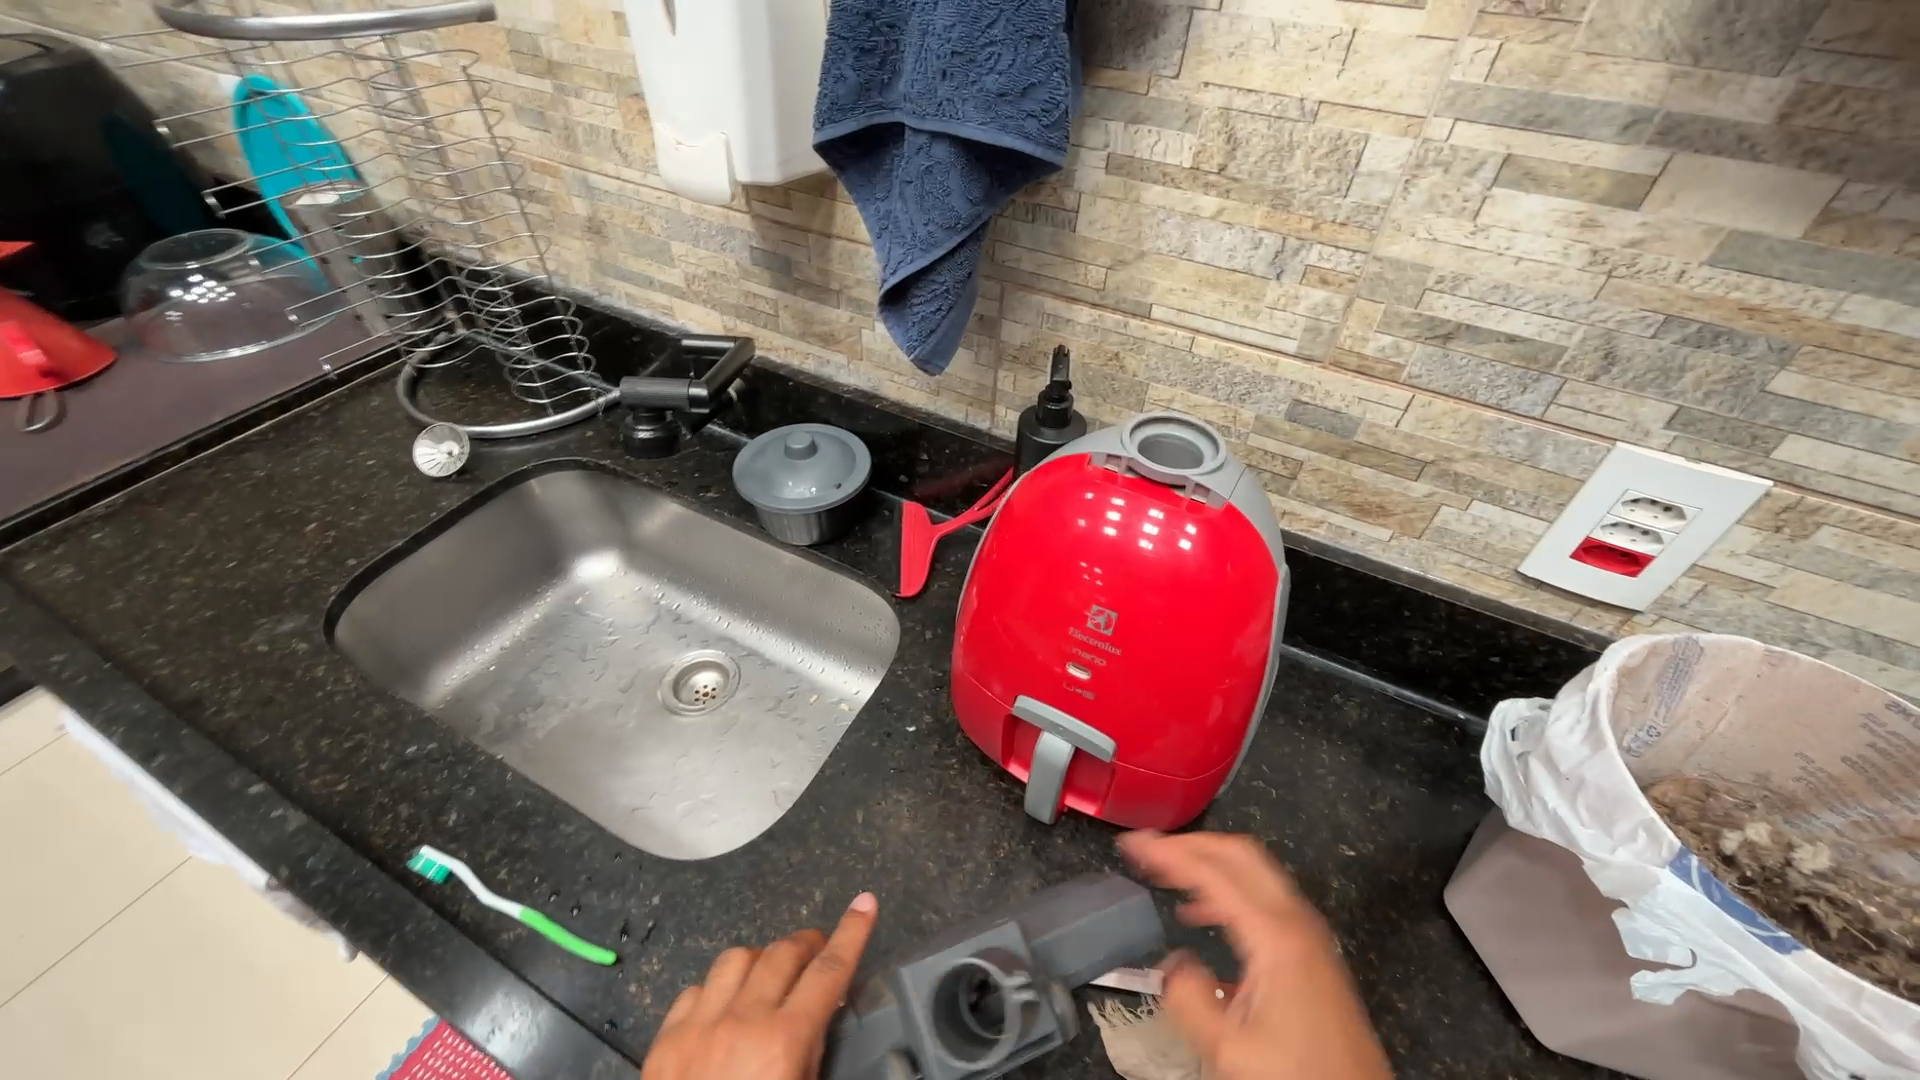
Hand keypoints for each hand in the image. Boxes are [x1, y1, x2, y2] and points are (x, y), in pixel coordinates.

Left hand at [641, 892, 878, 1079]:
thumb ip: (812, 1053)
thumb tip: (818, 1015)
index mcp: (783, 1043)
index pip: (828, 971)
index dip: (852, 933)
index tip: (865, 903)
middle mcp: (742, 1021)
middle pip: (783, 953)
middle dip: (808, 942)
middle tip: (819, 950)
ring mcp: (698, 1027)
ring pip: (737, 958)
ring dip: (761, 961)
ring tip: (771, 977)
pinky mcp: (664, 1041)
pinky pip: (696, 989)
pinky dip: (717, 989)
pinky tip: (724, 1007)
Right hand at [1119, 831, 1392, 1079]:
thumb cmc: (1297, 1075)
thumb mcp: (1229, 1051)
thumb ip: (1189, 1001)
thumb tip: (1170, 966)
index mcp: (1274, 937)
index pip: (1212, 872)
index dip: (1167, 852)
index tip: (1133, 844)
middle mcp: (1295, 920)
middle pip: (1238, 853)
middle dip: (1189, 844)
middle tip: (1148, 850)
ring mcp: (1307, 930)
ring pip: (1253, 869)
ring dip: (1207, 862)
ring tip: (1165, 874)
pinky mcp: (1310, 946)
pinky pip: (1264, 894)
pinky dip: (1226, 886)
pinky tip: (1199, 912)